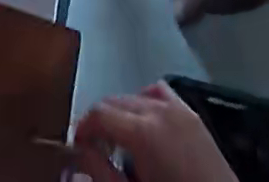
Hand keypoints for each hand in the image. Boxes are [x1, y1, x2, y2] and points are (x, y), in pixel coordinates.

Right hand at [71, 83, 236, 181]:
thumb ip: (101, 173)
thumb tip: (80, 154)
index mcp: (142, 132)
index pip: (99, 113)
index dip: (83, 128)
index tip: (76, 148)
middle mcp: (159, 110)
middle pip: (115, 101)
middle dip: (100, 123)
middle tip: (93, 151)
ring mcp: (178, 108)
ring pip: (135, 96)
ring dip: (121, 114)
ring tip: (118, 143)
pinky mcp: (192, 114)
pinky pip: (161, 94)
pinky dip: (146, 102)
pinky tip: (145, 126)